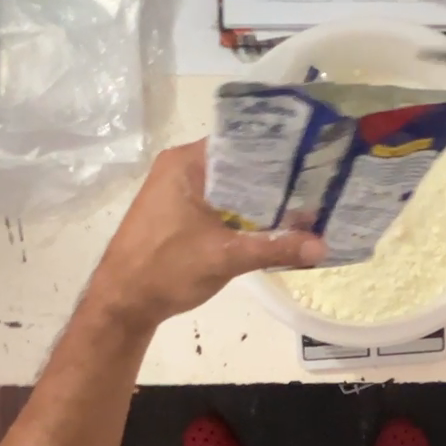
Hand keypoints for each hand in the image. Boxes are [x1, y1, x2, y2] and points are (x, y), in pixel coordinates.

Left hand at [84, 141, 326, 330]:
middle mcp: (183, 169)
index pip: (243, 142)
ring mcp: (181, 193)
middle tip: (319, 188)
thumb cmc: (166, 269)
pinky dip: (245, 218)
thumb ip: (274, 248)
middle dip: (277, 182)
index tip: (315, 161)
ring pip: (233, 190)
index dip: (281, 152)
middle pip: (241, 167)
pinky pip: (222, 208)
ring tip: (306, 208)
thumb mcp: (225, 257)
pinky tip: (274, 229)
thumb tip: (323, 247)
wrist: (123, 303)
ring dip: (263, 203)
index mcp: (187, 163)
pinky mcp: (182, 216)